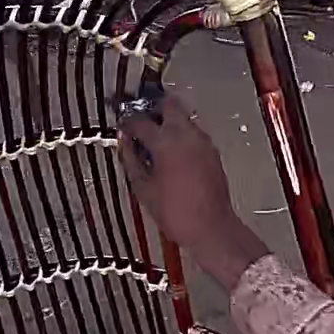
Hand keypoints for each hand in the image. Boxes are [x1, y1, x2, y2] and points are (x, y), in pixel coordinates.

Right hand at [117, 94, 268, 289]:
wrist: (212, 228)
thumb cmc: (175, 212)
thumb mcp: (143, 189)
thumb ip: (131, 160)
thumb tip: (125, 144)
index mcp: (166, 143)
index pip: (141, 121)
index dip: (127, 120)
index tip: (121, 125)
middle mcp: (186, 136)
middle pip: (169, 105)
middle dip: (153, 107)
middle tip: (141, 119)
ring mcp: (203, 142)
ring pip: (184, 117)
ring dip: (168, 119)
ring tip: (154, 136)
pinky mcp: (212, 152)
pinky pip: (193, 132)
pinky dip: (180, 133)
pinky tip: (171, 150)